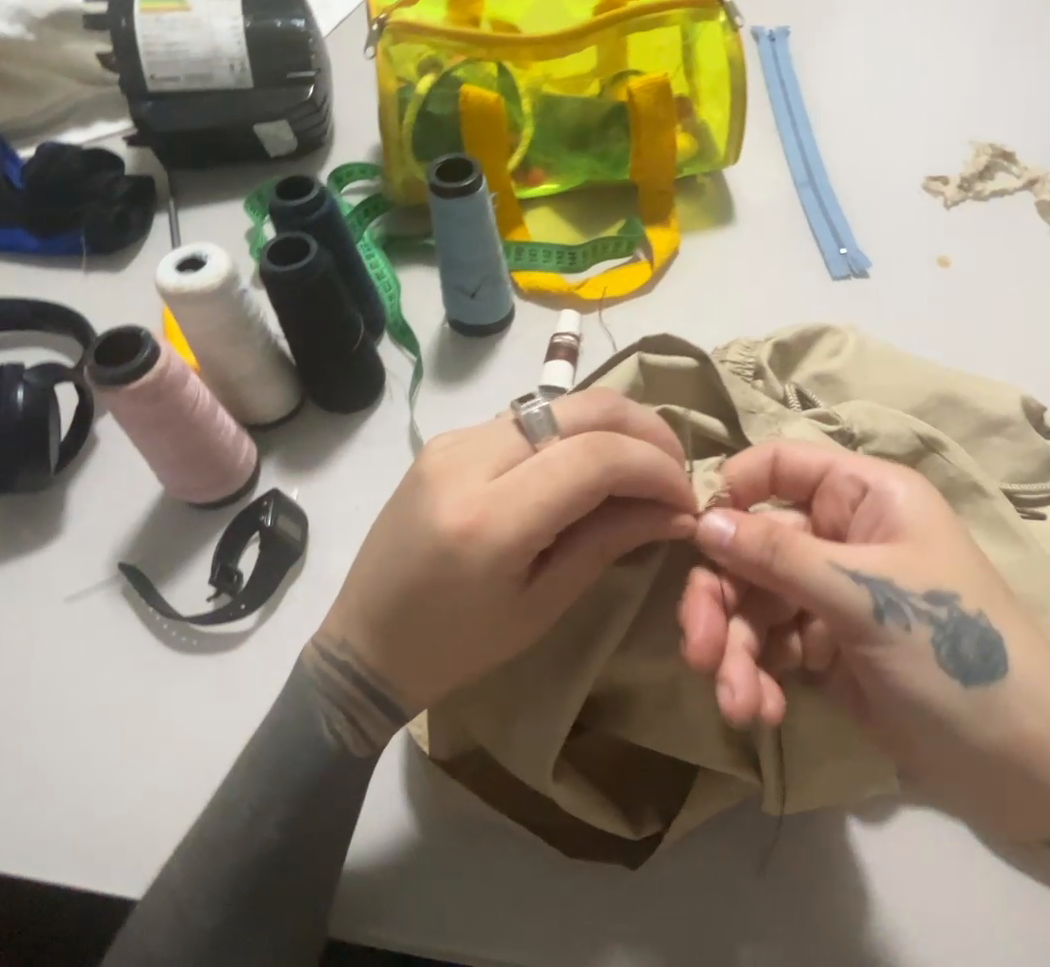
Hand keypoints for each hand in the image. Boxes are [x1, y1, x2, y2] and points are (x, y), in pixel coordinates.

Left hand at [316, 389, 697, 728]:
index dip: (656, 469)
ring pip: (559, 403)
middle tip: (675, 472)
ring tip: (641, 469)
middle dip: (646, 430)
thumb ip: (608, 543)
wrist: (364, 642)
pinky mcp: (446, 439)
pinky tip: (590, 467)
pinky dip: (573, 433)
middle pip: (583, 408)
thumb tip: (678, 511)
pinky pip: (528, 418)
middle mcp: (467, 459)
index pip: (596, 457)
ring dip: (613, 426)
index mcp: (488, 519)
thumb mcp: (541, 606)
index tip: (685, 500)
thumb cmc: (456, 646)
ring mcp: (452, 441)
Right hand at [678, 441, 1049, 839]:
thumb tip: (703, 520)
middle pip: (752, 547)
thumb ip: (778, 555)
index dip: (734, 491)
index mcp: (867, 498)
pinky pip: (769, 648)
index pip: (781, 467)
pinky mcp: (825, 651)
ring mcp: (832, 596)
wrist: (1022, 767)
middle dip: (721, 601)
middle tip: (699, 651)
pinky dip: (757, 677)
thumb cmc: (956, 655)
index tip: (693, 535)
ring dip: (735, 653)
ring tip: (736, 704)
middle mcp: (844, 538)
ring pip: (753, 605)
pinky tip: (762, 712)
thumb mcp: (866, 597)